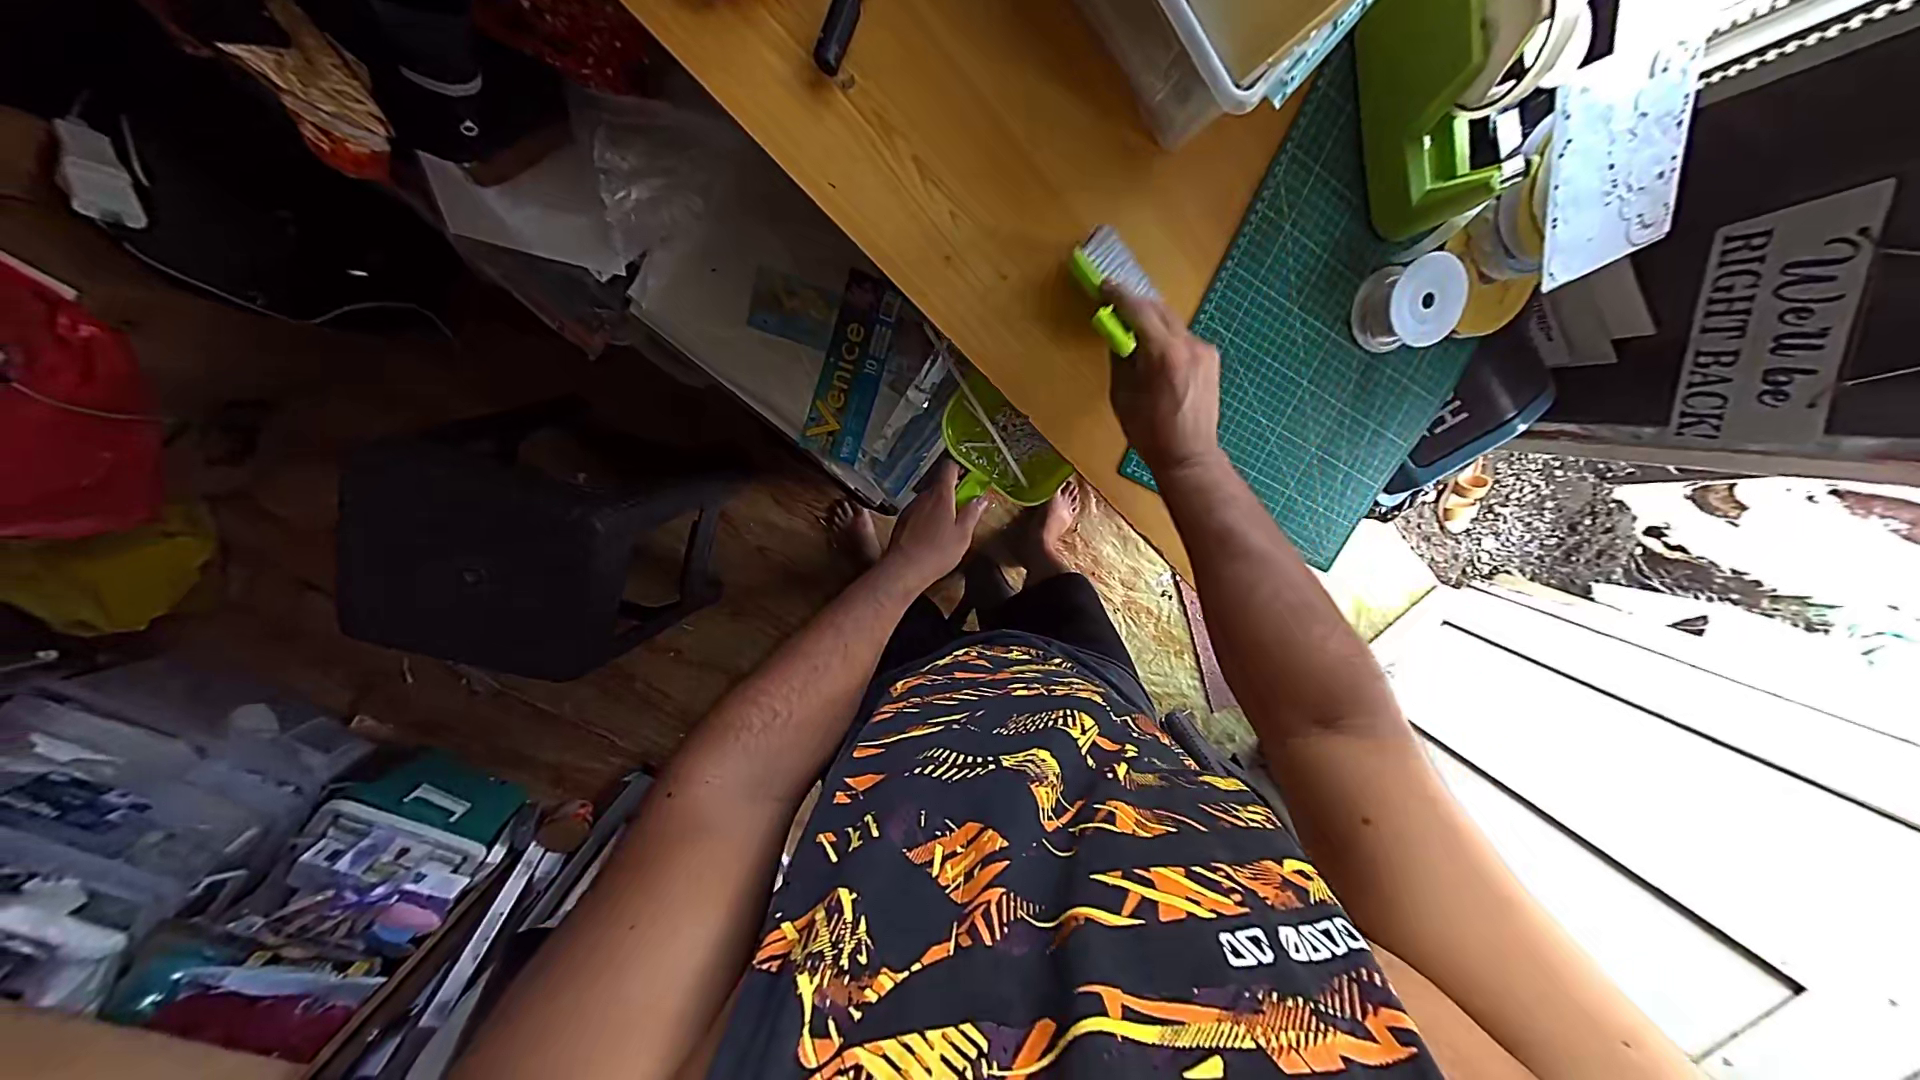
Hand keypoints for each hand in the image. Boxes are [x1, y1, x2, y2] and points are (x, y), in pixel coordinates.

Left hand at [881, 460, 990, 590]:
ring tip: (949, 522)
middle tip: (965, 504)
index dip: (960, 468)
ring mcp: (910, 507)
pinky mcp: (902, 519)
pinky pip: (919, 510)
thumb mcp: (962, 535)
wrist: (903, 569)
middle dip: (952, 490)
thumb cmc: (938, 552)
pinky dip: (928, 515)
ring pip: (929, 498)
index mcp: (940, 495)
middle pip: (939, 483)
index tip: (970, 477)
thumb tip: (981, 498)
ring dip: (940, 504)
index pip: (948, 467)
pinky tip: (932, 533)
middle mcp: (923, 496)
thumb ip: (972, 513)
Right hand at [1105, 283, 1222, 477]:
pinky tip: (1156, 355)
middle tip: (1114, 307)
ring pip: (1172, 323)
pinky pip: (1183, 338)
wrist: (1189, 455)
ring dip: (1152, 322)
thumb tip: (1117, 335)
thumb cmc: (1149, 432)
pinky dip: (1167, 338)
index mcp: (1164, 354)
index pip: (1139, 309)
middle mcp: (1189, 345)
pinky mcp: (1211, 359)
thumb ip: (1120, 358)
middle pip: (1159, 309)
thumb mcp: (1122, 395)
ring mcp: (1204, 350)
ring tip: (1134, 334)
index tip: (1104, 287)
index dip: (1118, 296)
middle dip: (1136, 305)